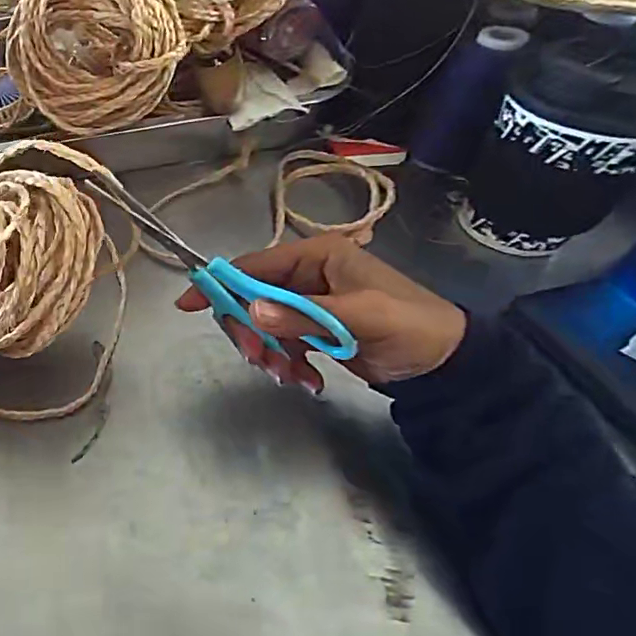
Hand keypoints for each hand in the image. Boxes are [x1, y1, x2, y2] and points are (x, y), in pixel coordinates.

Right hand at [175, 234, 466, 392]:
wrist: (445, 362)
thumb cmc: (408, 326)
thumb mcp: (359, 317)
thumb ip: (303, 314)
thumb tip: (251, 310)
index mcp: (317, 255)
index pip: (256, 265)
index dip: (222, 284)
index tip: (189, 304)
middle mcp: (308, 274)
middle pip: (253, 298)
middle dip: (252, 331)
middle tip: (260, 361)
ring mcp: (309, 304)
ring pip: (265, 325)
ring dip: (272, 353)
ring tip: (292, 376)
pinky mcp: (315, 330)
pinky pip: (283, 344)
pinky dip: (289, 364)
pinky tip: (308, 380)